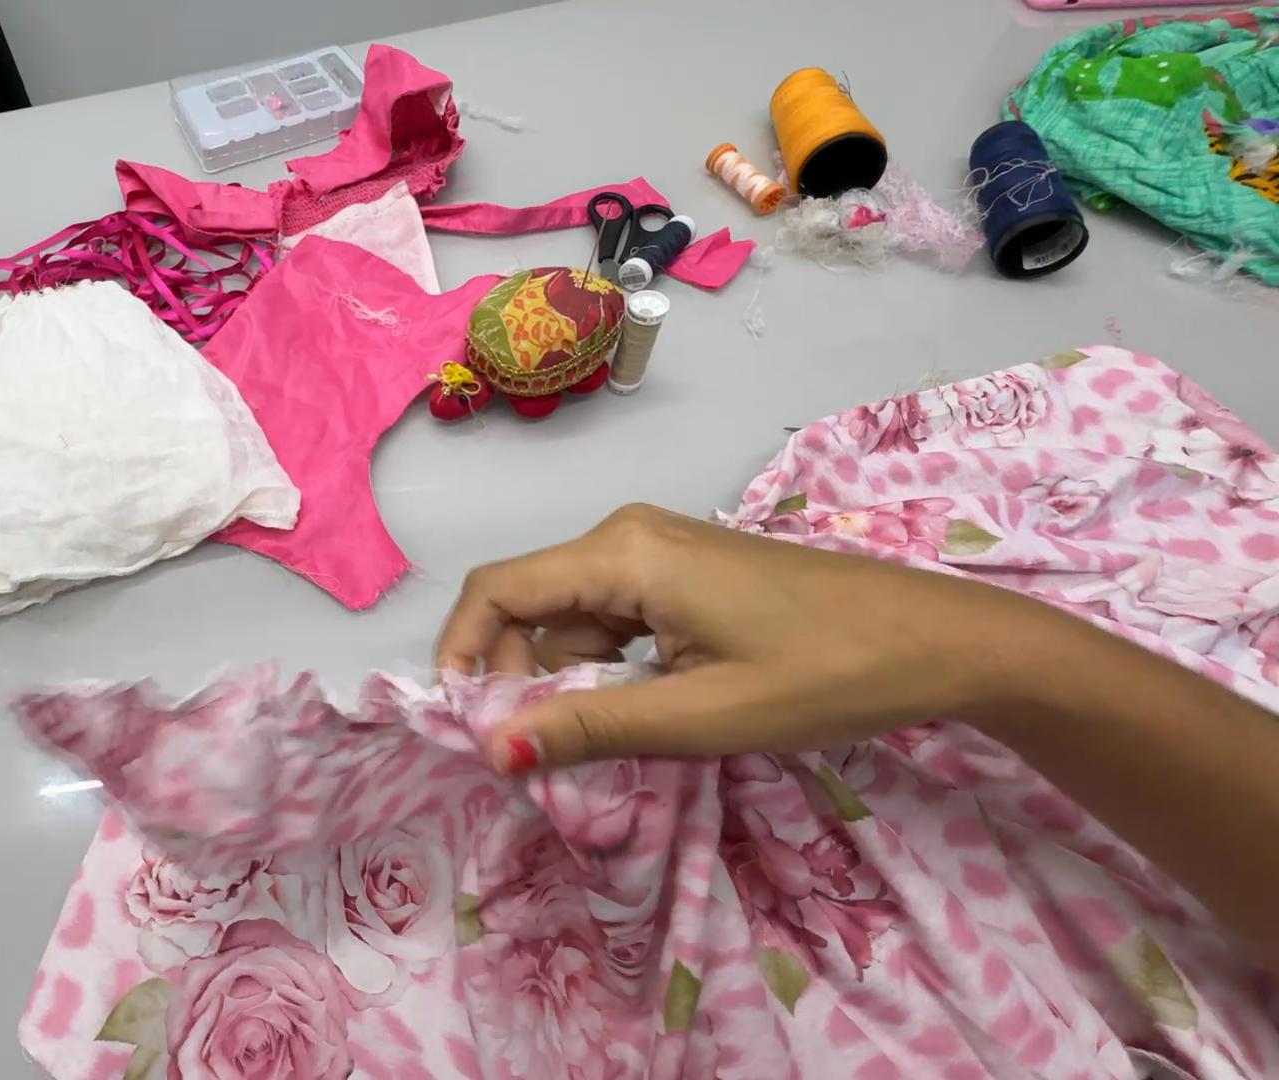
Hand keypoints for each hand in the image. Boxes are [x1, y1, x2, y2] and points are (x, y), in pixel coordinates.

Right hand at [435, 504, 1064, 772]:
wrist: (945, 641)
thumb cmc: (825, 674)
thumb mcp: (699, 714)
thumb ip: (588, 726)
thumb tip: (493, 752)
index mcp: (621, 555)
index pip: (497, 590)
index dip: (461, 649)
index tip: (463, 718)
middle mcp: (623, 536)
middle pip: (529, 604)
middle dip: (522, 674)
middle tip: (547, 746)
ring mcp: (651, 549)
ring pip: (568, 614)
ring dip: (568, 674)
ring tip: (617, 728)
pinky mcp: (675, 568)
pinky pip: (608, 614)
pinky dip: (604, 662)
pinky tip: (646, 697)